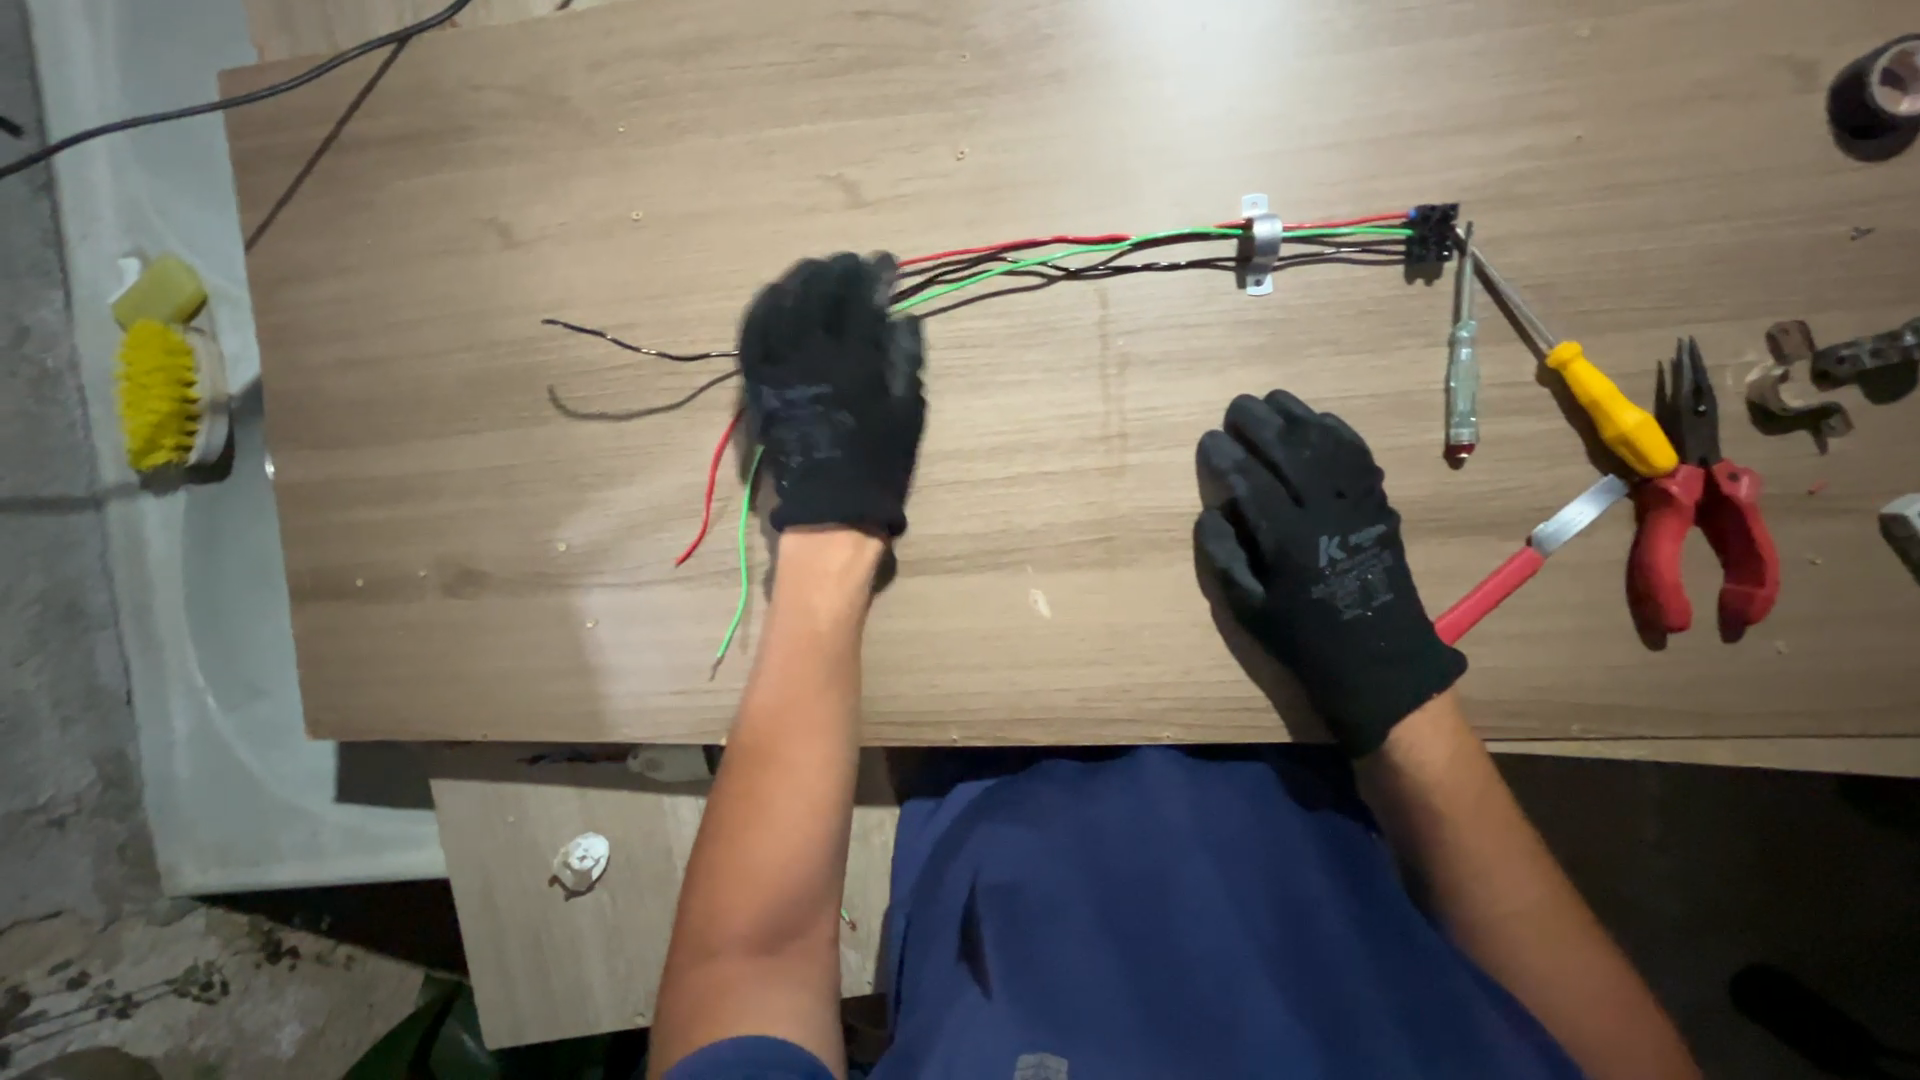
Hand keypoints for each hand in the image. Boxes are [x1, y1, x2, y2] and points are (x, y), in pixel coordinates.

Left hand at [739, 253, 926, 536]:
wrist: (831, 510)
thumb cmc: (879, 464)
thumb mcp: (908, 411)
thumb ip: (906, 358)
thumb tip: (902, 315)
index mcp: (855, 362)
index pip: (863, 299)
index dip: (876, 274)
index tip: (887, 263)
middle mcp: (812, 356)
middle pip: (819, 292)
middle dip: (837, 270)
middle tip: (851, 263)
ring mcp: (778, 368)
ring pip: (781, 304)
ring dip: (800, 279)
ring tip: (816, 269)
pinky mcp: (758, 383)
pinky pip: (752, 333)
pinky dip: (763, 306)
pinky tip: (776, 293)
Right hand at [1195, 390, 1465, 755]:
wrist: (1378, 662)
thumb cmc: (1303, 640)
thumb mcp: (1247, 610)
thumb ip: (1223, 557)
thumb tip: (1210, 512)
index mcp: (1288, 542)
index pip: (1251, 482)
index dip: (1226, 457)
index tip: (1208, 440)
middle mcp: (1325, 514)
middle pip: (1291, 451)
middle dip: (1260, 423)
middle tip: (1235, 408)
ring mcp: (1359, 506)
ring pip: (1328, 446)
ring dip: (1299, 417)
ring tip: (1272, 401)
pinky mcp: (1380, 507)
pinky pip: (1360, 458)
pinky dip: (1338, 433)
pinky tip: (1320, 421)